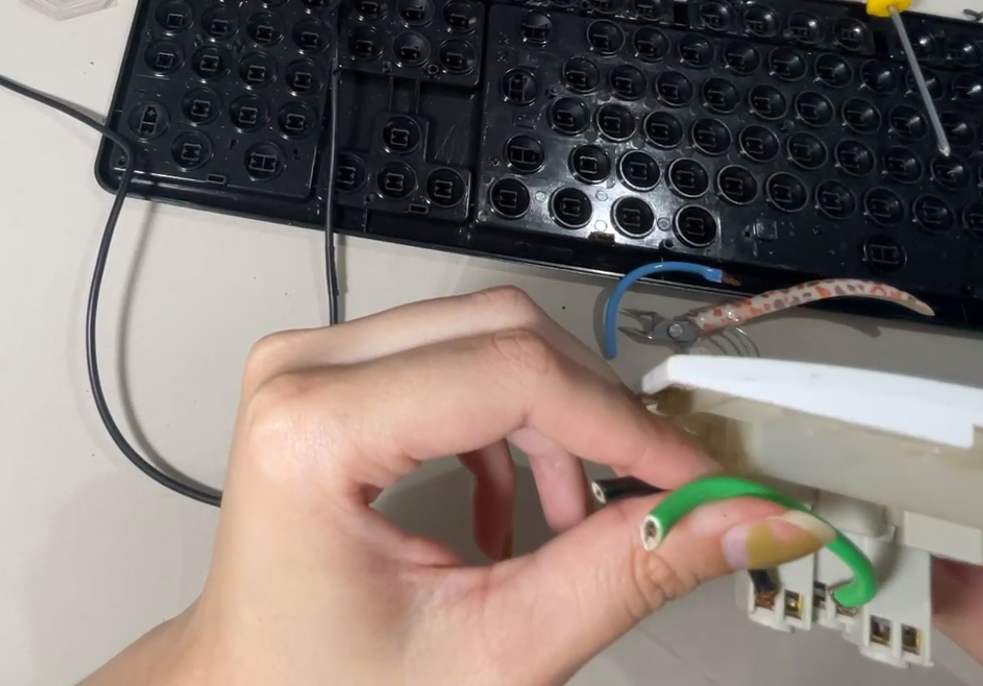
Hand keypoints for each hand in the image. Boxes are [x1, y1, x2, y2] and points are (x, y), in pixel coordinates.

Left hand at [84, 287, 832, 684]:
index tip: (700, 478)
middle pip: (499, 331)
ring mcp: (313, 360)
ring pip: (481, 334)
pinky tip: (507, 500)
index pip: (510, 374)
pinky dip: (505, 418)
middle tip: (654, 491)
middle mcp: (304, 370)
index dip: (625, 425)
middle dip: (595, 412)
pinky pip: (449, 355)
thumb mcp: (486, 651)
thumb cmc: (320, 685)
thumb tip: (733, 520)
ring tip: (569, 513)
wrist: (249, 682)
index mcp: (314, 428)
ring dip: (552, 415)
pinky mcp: (333, 369)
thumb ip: (619, 573)